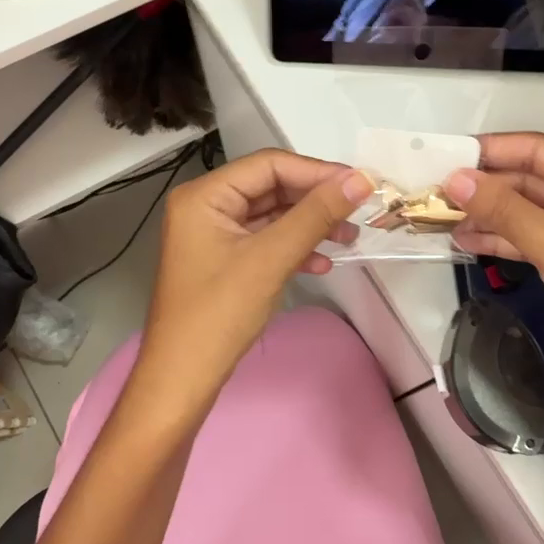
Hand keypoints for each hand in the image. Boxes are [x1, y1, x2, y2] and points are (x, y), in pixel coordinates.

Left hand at [137, 149, 372, 395]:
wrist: (183, 378)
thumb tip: (360, 180)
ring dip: (311, 225)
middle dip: (316, 200)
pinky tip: (322, 263)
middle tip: (359, 213)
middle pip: (272, 187)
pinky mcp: (224, 261)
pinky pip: (266, 241)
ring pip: (273, 215)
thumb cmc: (219, 314)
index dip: (317, 172)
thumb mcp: (271, 259)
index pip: (269, 165)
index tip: (360, 185)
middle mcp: (206, 207)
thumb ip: (316, 214)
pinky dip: (295, 247)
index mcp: (205, 196)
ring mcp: (214, 235)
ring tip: (349, 239)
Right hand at [444, 133, 543, 378]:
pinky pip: (534, 233)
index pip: (539, 149)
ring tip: (444, 219)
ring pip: (529, 207)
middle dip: (487, 187)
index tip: (448, 154)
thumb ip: (503, 209)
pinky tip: (468, 240)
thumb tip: (455, 179)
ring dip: (490, 214)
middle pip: (532, 177)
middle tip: (438, 192)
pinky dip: (504, 236)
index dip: (492, 150)